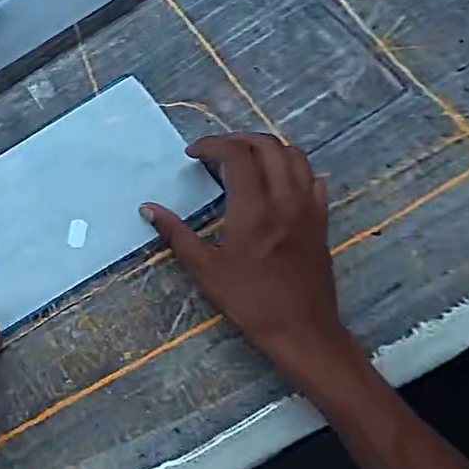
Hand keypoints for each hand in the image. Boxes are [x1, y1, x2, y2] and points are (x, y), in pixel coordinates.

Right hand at [141, 134, 357, 378]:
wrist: (302, 329)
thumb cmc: (249, 300)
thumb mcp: (204, 269)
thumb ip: (176, 234)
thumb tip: (148, 208)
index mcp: (253, 209)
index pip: (237, 156)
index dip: (212, 145)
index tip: (192, 154)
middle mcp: (285, 200)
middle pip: (268, 146)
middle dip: (237, 139)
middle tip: (214, 151)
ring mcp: (308, 208)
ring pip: (294, 156)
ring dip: (266, 148)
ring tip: (242, 159)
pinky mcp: (320, 221)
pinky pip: (312, 178)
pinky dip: (292, 168)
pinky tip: (276, 180)